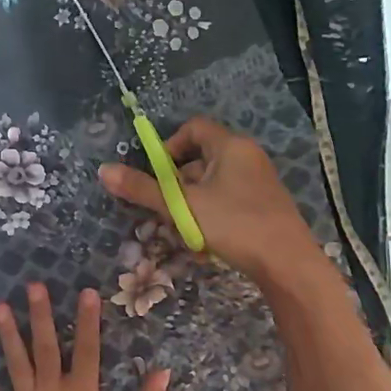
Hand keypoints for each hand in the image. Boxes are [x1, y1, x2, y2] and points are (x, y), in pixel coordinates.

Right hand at [99, 117, 323, 284]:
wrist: (287, 262)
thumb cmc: (233, 224)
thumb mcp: (182, 206)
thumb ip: (143, 189)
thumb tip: (103, 171)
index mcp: (230, 146)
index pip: (193, 128)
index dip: (169, 147)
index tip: (158, 176)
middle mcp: (248, 156)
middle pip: (201, 157)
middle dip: (178, 183)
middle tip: (166, 209)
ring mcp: (259, 181)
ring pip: (214, 183)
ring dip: (193, 203)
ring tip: (184, 230)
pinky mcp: (265, 205)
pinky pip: (229, 199)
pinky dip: (212, 214)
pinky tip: (207, 240)